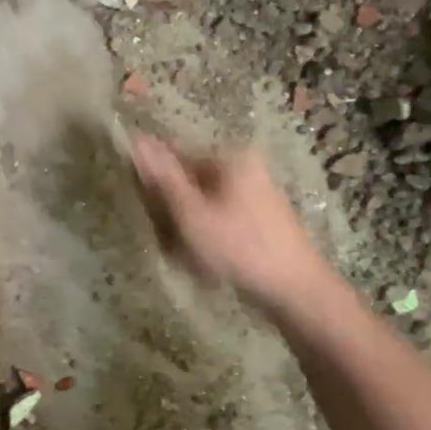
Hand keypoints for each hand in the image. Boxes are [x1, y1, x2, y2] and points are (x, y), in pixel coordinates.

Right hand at [129, 135, 334, 311]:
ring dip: (185, 234)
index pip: (171, 159)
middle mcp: (242, 168)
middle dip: (171, 216)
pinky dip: (205, 241)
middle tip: (174, 244)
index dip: (154, 188)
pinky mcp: (256, 218)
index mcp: (230, 158)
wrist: (294, 288)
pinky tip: (207, 264)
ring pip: (197, 208)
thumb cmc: (238, 247)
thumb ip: (161, 178)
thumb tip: (136, 141)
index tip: (153, 216)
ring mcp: (252, 194)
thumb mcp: (190, 213)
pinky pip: (215, 222)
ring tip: (192, 259)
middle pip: (184, 185)